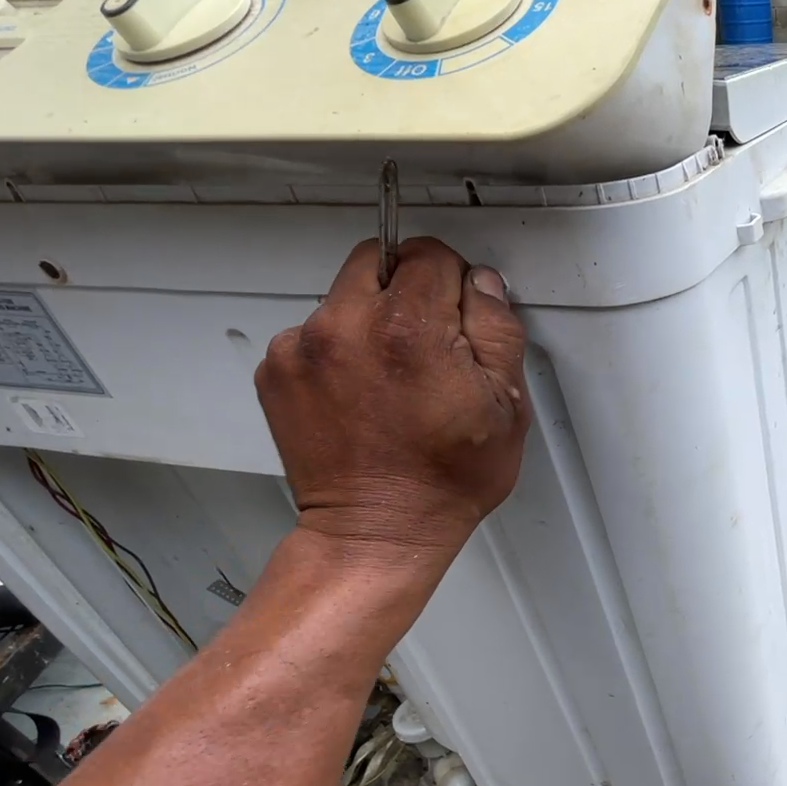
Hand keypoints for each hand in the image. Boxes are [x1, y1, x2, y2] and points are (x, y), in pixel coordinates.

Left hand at [255, 237, 530, 566]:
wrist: (379, 530)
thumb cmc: (446, 479)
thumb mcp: (509, 405)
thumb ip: (499, 329)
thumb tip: (482, 285)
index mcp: (408, 330)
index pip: (430, 254)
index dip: (458, 280)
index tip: (464, 315)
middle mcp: (344, 327)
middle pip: (379, 259)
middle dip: (412, 287)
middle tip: (433, 340)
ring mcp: (301, 348)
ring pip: (346, 294)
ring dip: (375, 317)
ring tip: (398, 376)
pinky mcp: (277, 370)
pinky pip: (316, 329)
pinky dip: (343, 346)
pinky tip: (367, 390)